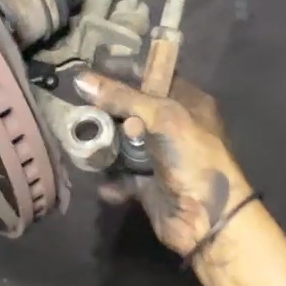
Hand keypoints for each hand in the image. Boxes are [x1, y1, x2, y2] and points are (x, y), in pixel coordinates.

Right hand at [75, 71, 252, 256]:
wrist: (209, 218)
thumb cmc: (192, 156)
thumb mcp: (161, 117)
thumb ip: (122, 97)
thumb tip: (81, 78)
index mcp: (186, 102)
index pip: (151, 75)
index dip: (124, 69)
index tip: (92, 67)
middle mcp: (173, 126)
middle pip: (133, 110)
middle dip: (106, 108)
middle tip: (77, 103)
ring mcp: (161, 157)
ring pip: (124, 144)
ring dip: (104, 143)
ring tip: (78, 137)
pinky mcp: (149, 185)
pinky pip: (123, 176)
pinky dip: (110, 178)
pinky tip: (96, 176)